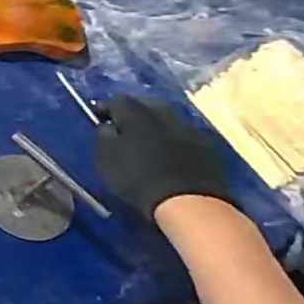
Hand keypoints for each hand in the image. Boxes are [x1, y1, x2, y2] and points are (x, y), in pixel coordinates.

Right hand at [93, 97, 233, 221]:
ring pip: (168, 116)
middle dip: (132, 109)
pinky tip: (167, 145)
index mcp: (136, 118)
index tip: (96, 113)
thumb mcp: (105, 158)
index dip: (105, 106)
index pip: (118, 102)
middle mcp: (164, 117)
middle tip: (121, 120)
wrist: (186, 201)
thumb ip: (104, 137)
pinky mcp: (206, 146)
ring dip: (154, 120)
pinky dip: (171, 133)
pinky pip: (184, 131)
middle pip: (146, 104)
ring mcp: (189, 130)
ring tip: (144, 131)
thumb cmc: (135, 179)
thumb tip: (107, 124)